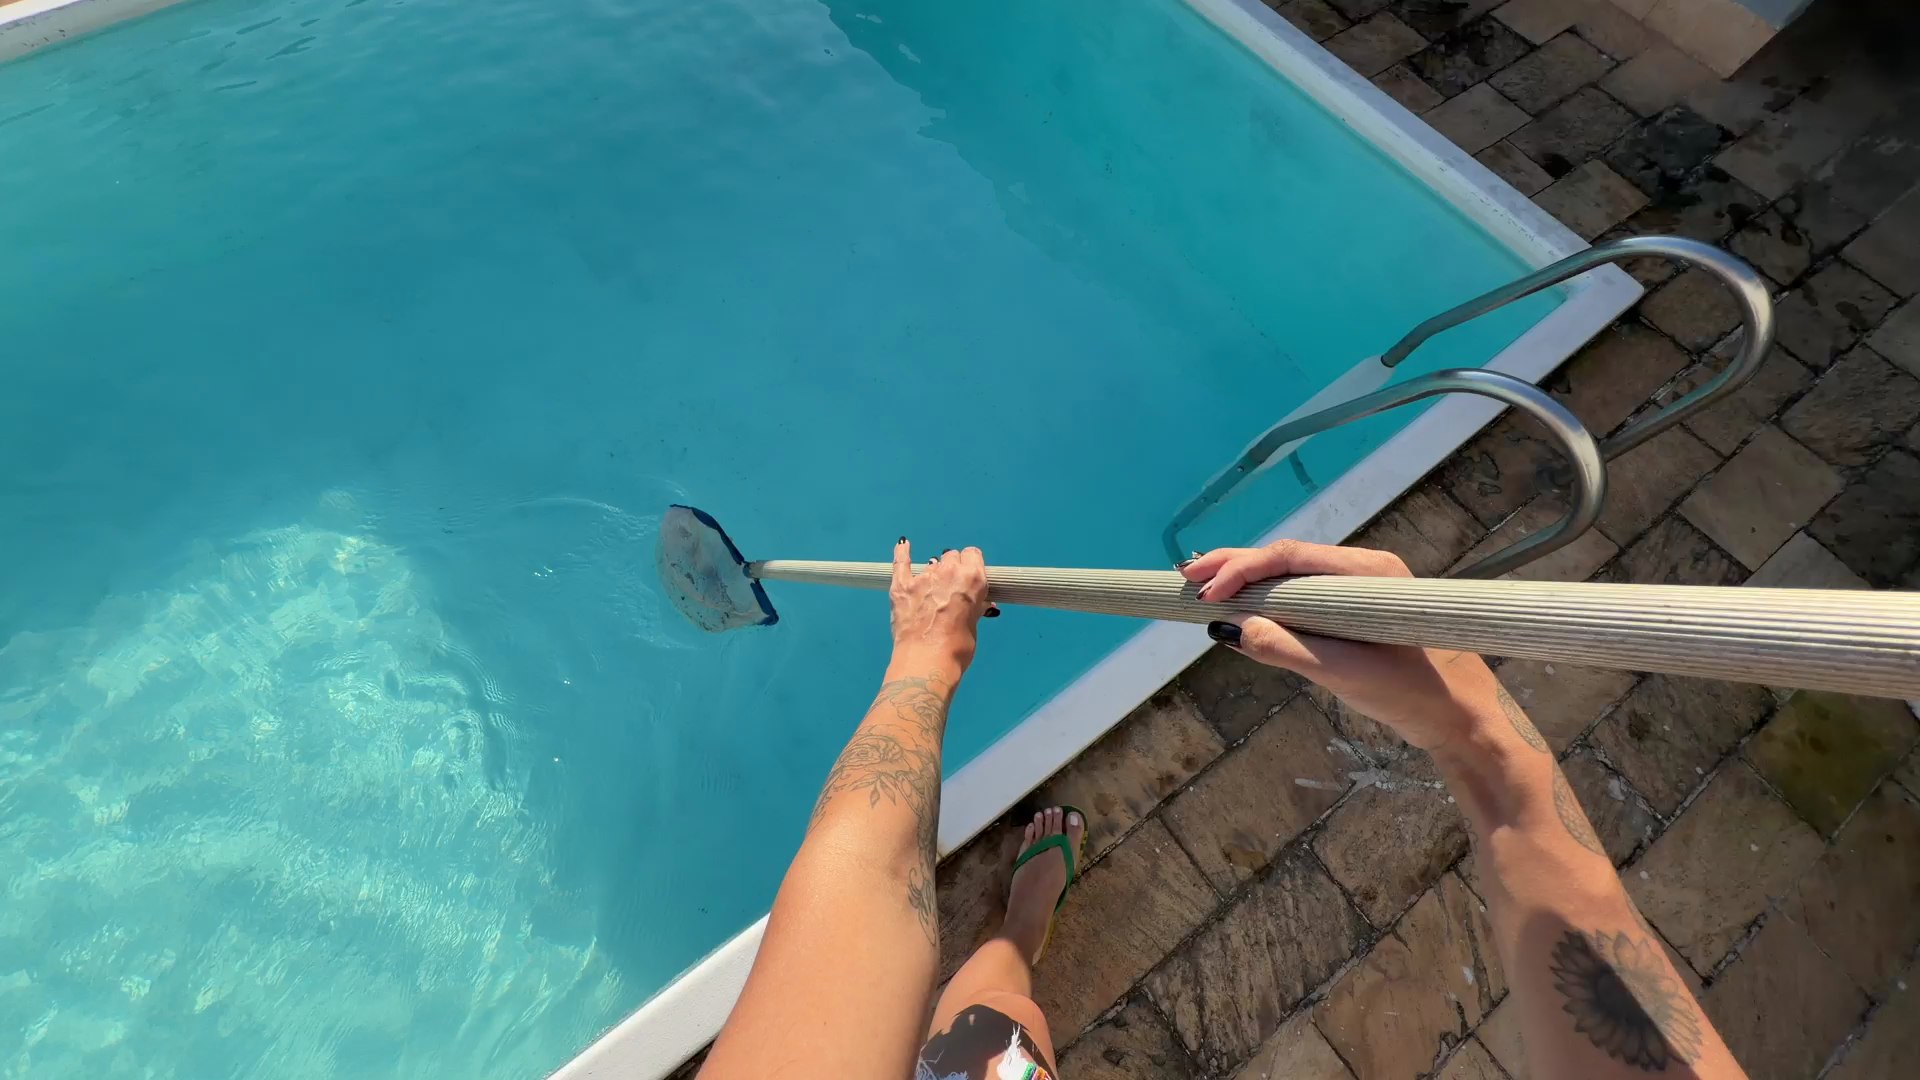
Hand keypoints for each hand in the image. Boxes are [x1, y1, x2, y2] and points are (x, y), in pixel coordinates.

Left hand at [889, 539, 990, 672]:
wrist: (927, 661)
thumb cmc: (958, 648)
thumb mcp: (974, 625)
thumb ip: (975, 607)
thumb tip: (980, 604)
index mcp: (972, 578)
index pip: (973, 555)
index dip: (971, 565)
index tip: (969, 576)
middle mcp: (949, 571)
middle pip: (951, 556)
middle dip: (952, 569)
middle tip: (951, 589)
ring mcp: (923, 576)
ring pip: (931, 563)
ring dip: (934, 573)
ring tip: (931, 591)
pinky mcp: (902, 585)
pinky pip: (901, 562)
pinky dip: (902, 553)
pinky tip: (903, 545)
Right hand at [1182, 540, 1500, 751]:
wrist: (1468, 723)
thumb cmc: (1415, 696)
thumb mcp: (1345, 675)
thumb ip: (1285, 649)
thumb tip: (1227, 630)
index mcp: (1367, 572)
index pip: (1289, 557)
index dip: (1241, 571)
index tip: (1206, 593)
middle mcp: (1361, 569)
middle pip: (1284, 558)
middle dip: (1231, 565)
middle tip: (1185, 576)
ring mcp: (1357, 587)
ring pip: (1288, 574)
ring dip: (1243, 579)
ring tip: (1200, 584)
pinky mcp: (1352, 609)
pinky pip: (1299, 593)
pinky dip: (1264, 596)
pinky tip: (1238, 602)